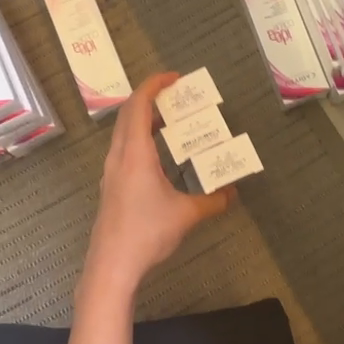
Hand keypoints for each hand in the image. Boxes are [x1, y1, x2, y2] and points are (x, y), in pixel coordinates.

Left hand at [83, 73, 233, 292]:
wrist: (111, 266)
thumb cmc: (147, 232)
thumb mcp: (186, 214)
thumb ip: (212, 200)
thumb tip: (232, 193)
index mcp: (135, 153)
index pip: (139, 105)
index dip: (154, 85)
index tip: (174, 78)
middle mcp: (118, 156)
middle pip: (128, 114)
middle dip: (151, 99)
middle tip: (177, 97)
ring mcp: (111, 172)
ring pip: (123, 133)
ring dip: (144, 121)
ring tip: (170, 124)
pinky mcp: (111, 187)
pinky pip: (123, 150)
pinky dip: (140, 141)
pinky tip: (159, 158)